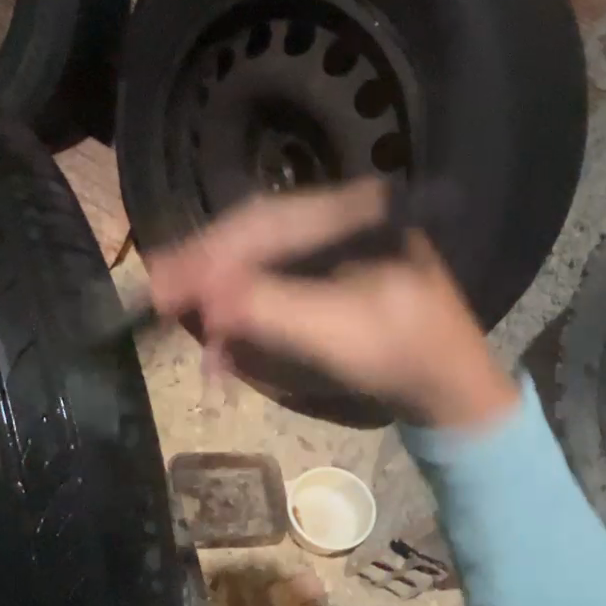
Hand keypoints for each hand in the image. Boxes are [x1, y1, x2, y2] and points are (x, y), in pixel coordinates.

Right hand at [146, 177, 519, 428]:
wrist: (447, 388)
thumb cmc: (405, 356)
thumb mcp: (340, 334)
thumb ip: (271, 309)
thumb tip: (206, 297)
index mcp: (354, 216)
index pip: (265, 223)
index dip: (210, 253)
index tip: (163, 284)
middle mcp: (339, 219)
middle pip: (254, 235)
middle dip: (205, 272)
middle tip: (158, 298)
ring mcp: (331, 250)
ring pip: (255, 260)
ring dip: (218, 295)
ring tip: (185, 323)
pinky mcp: (322, 280)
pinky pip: (268, 284)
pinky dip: (239, 312)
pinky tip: (221, 336)